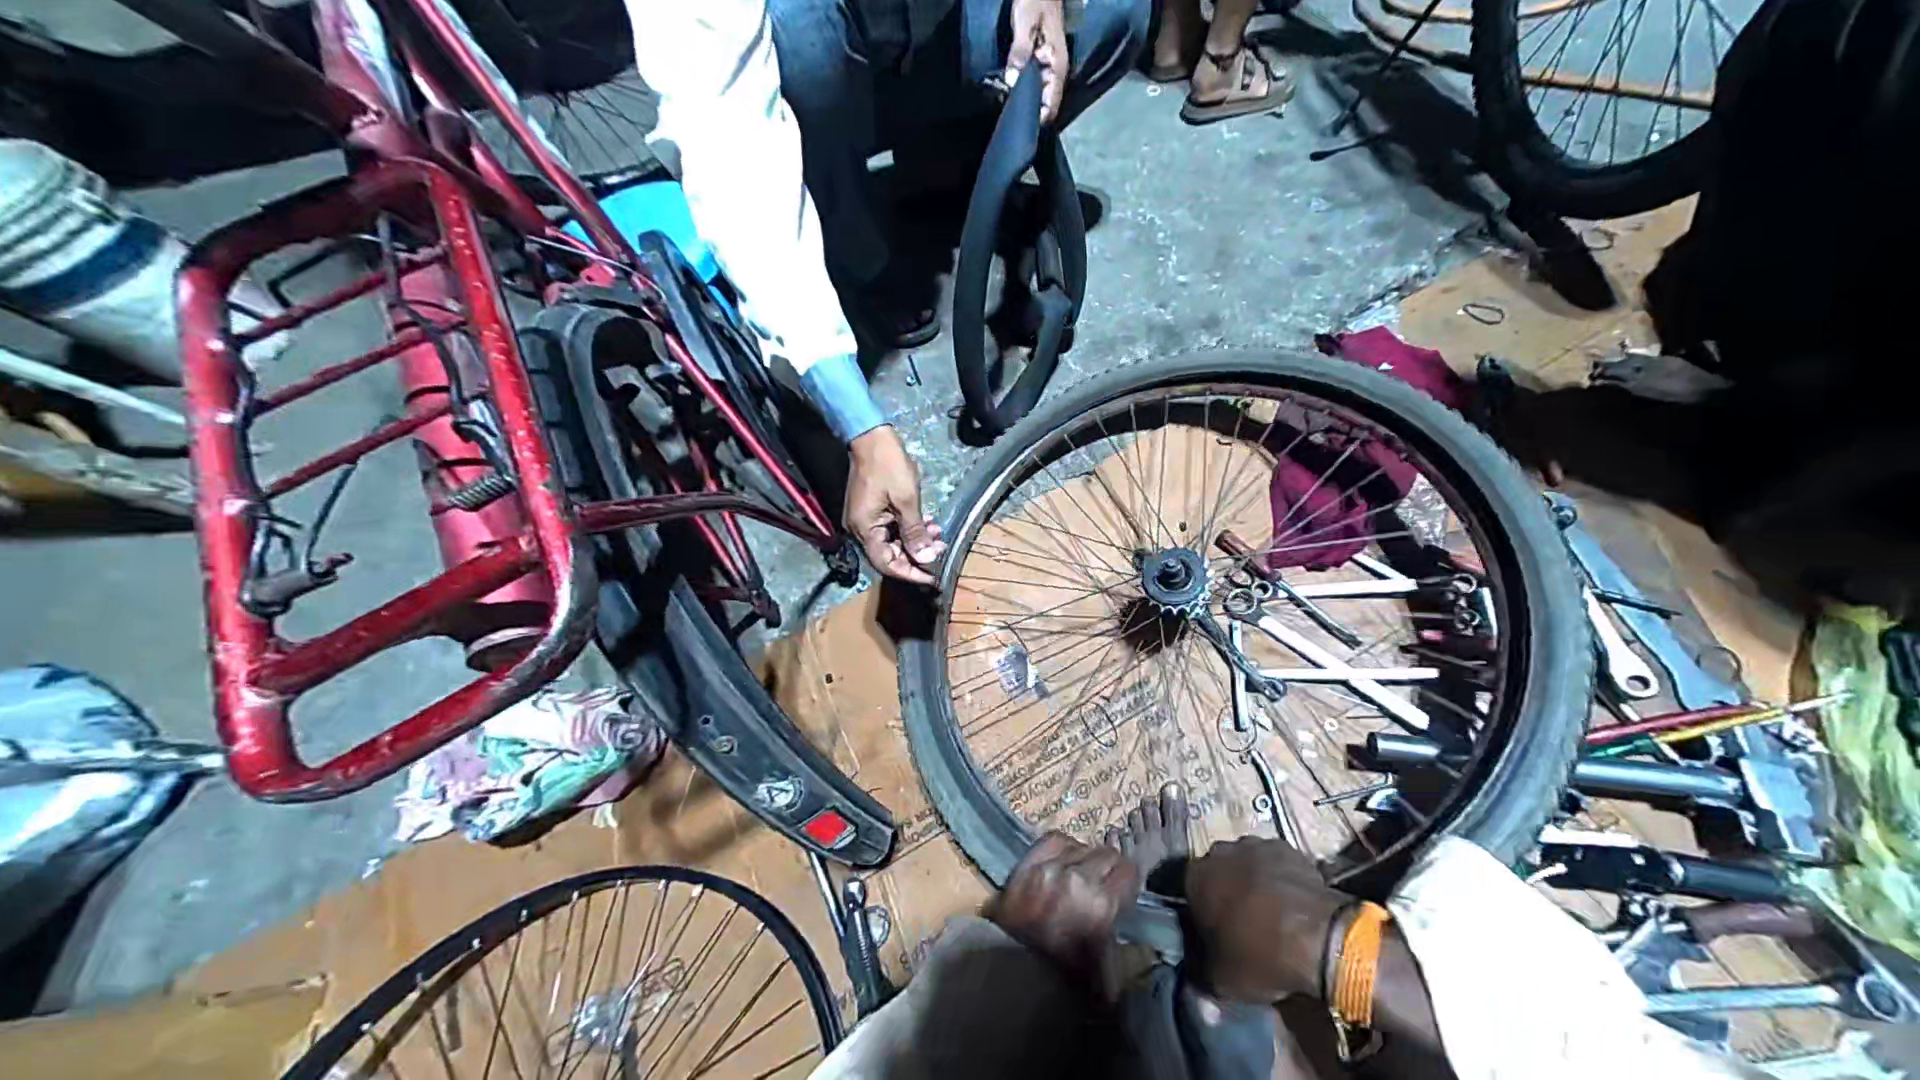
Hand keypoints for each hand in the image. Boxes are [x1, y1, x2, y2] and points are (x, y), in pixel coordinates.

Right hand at [845, 425, 945, 583]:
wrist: (871, 437)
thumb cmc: (888, 466)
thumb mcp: (907, 500)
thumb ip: (915, 532)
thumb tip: (925, 558)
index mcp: (865, 530)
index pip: (887, 564)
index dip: (911, 573)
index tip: (932, 577)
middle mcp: (861, 529)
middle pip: (889, 555)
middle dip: (917, 554)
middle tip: (941, 548)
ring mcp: (865, 519)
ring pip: (892, 541)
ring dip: (915, 540)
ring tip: (937, 533)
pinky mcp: (871, 510)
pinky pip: (890, 528)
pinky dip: (908, 528)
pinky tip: (927, 523)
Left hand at [989, 832, 1139, 987]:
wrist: (1012, 965)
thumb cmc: (1061, 973)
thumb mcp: (1105, 972)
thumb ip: (1127, 950)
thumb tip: (1145, 938)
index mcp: (1102, 905)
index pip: (1129, 870)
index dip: (1128, 880)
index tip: (1123, 890)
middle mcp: (1079, 878)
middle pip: (1107, 854)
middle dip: (1108, 868)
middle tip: (1101, 884)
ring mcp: (1052, 866)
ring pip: (1082, 845)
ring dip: (1085, 858)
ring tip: (1078, 875)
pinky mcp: (1030, 861)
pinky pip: (1055, 839)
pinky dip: (1063, 847)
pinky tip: (1062, 860)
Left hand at [1005, 0, 1068, 124]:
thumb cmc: (1035, 1)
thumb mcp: (1025, 24)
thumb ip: (1020, 52)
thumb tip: (1013, 81)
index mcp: (1057, 66)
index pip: (1051, 106)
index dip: (1037, 119)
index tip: (1020, 125)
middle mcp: (1055, 73)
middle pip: (1043, 106)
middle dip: (1028, 113)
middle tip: (1008, 117)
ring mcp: (1048, 70)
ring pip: (1037, 97)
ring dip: (1024, 102)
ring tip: (1007, 109)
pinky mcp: (1040, 66)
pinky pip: (1032, 86)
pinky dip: (1022, 91)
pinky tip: (1010, 93)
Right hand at [1184, 836, 1347, 1002]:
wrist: (1318, 937)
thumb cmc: (1261, 956)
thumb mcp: (1220, 979)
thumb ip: (1200, 967)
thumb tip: (1196, 965)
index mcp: (1194, 878)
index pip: (1188, 891)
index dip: (1201, 912)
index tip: (1213, 932)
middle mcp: (1217, 852)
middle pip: (1217, 871)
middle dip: (1226, 891)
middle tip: (1242, 922)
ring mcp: (1253, 845)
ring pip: (1245, 863)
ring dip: (1252, 881)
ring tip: (1270, 912)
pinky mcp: (1286, 848)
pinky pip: (1275, 862)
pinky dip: (1279, 877)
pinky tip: (1291, 902)